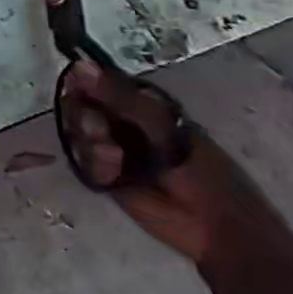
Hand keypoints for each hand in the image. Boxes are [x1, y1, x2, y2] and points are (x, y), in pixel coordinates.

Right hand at [60, 61, 268, 267]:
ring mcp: (108, 147)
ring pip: (76, 130)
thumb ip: (120, 96)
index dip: (81, 82)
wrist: (216, 227)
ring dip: (88, 140)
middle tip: (98, 129)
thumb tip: (79, 65)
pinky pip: (82, 160)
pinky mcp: (102, 174)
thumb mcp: (161, 125)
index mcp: (137, 101)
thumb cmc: (199, 169)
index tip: (76, 89)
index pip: (96, 79)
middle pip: (79, 103)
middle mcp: (118, 120)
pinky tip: (113, 171)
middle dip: (82, 114)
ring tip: (111, 154)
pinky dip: (94, 163)